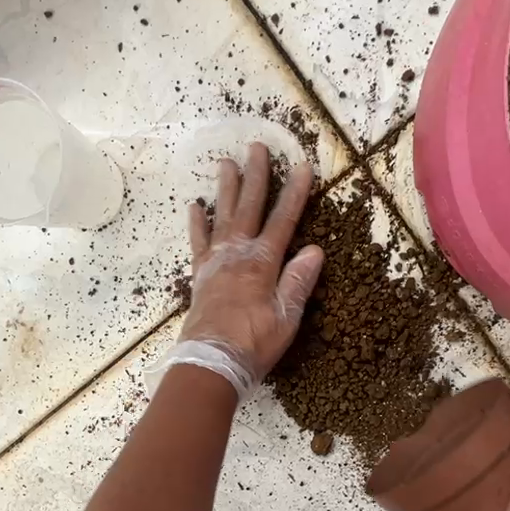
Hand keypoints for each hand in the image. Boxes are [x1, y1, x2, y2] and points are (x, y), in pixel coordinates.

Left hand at [168, 143, 324, 399]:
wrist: (210, 364)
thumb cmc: (252, 345)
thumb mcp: (286, 318)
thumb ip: (298, 282)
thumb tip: (314, 250)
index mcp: (262, 264)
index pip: (283, 221)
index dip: (294, 194)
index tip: (302, 166)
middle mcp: (237, 255)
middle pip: (248, 208)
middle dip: (256, 177)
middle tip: (257, 146)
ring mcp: (215, 263)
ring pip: (221, 217)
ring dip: (225, 189)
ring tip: (226, 162)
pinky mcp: (200, 277)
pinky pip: (197, 242)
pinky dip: (197, 223)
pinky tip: (194, 206)